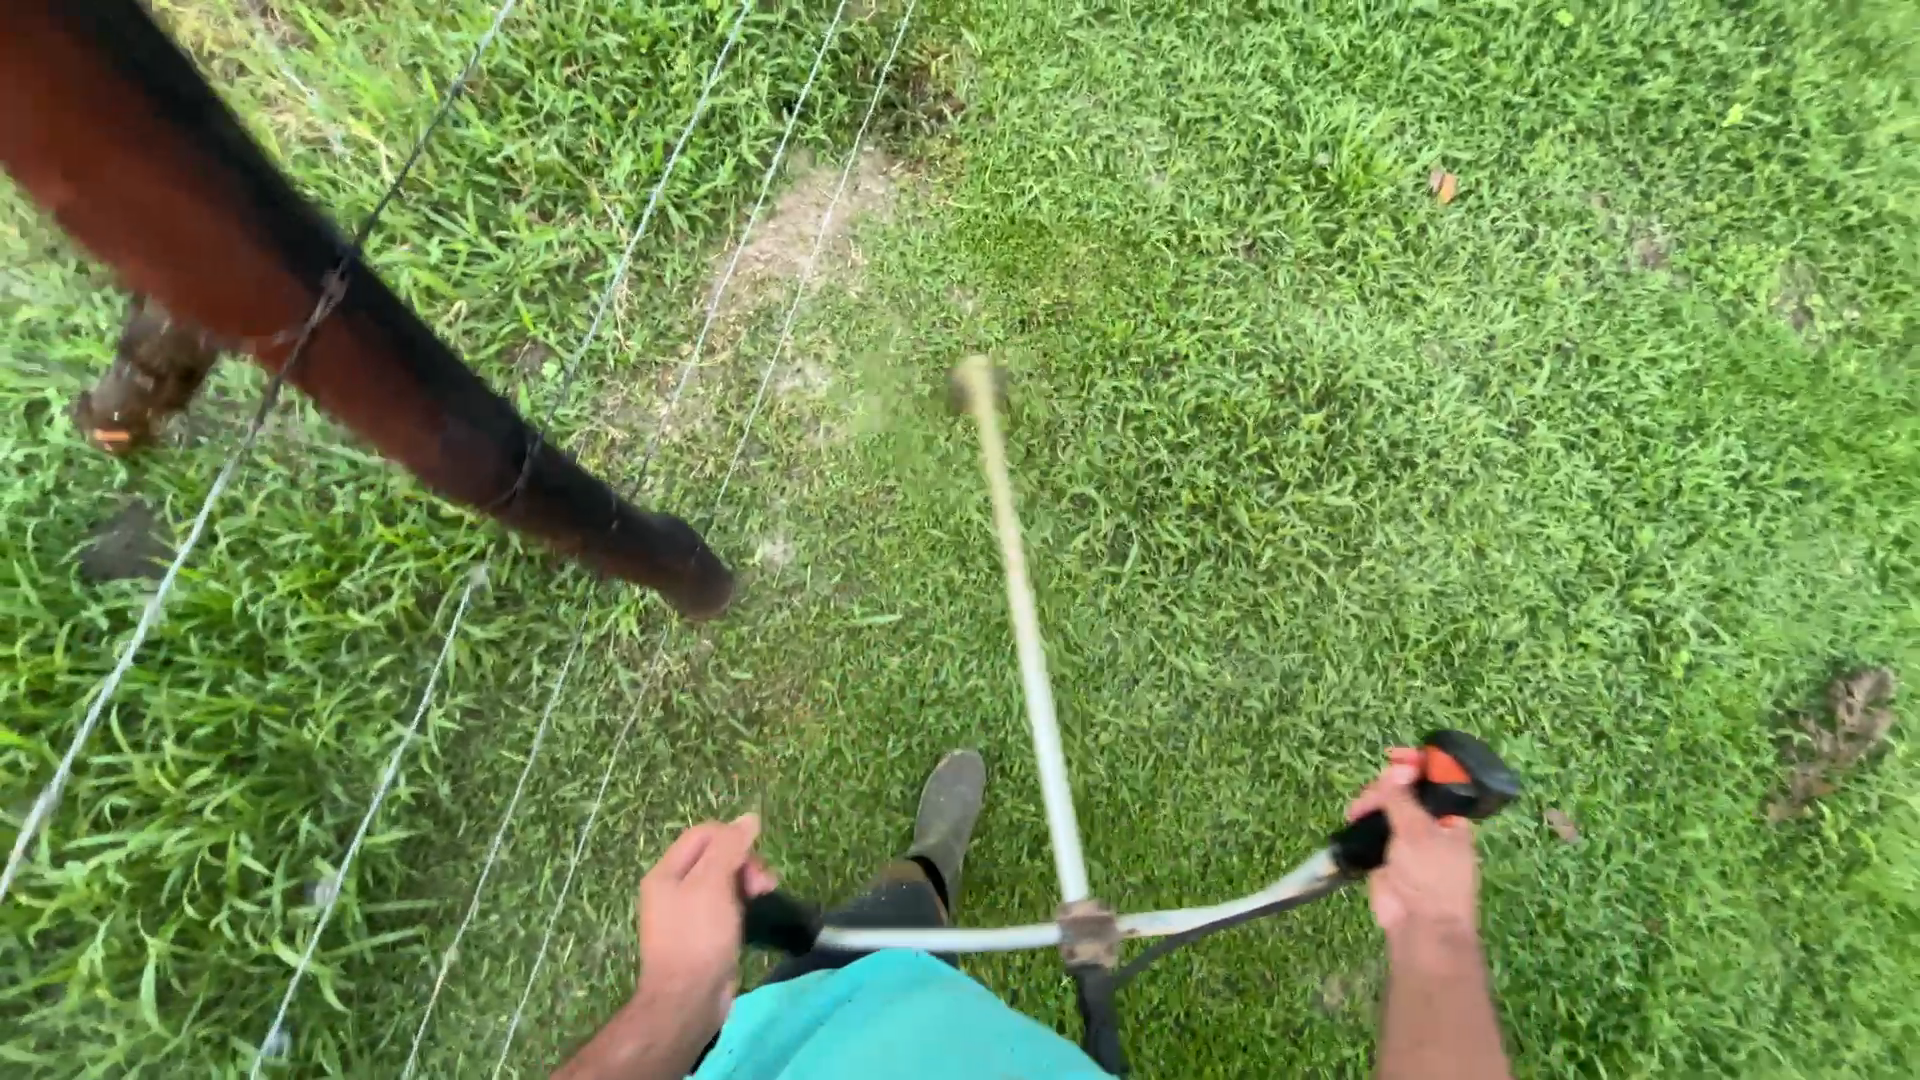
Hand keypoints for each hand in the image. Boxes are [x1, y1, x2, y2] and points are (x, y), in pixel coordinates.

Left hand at [634, 815, 777, 1030]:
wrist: (689, 1001)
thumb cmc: (698, 936)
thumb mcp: (712, 882)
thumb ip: (730, 846)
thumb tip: (749, 818)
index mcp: (666, 872)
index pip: (704, 833)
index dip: (732, 837)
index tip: (753, 858)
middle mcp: (673, 888)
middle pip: (716, 854)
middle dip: (744, 861)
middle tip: (762, 884)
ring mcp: (688, 912)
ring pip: (725, 878)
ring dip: (748, 880)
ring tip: (765, 896)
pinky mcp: (704, 932)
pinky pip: (727, 902)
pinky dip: (744, 901)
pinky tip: (756, 912)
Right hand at [1345, 748, 1478, 940]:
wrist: (1419, 924)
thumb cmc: (1432, 877)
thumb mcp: (1418, 832)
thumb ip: (1402, 798)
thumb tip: (1396, 768)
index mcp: (1450, 819)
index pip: (1436, 780)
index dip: (1417, 764)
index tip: (1395, 755)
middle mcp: (1430, 825)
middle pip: (1404, 789)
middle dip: (1384, 786)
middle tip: (1372, 796)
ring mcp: (1407, 838)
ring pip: (1385, 805)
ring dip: (1370, 801)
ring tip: (1358, 812)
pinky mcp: (1386, 851)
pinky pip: (1373, 824)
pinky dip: (1363, 818)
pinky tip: (1354, 818)